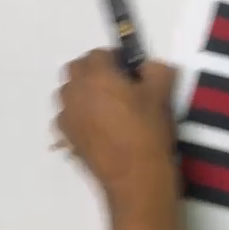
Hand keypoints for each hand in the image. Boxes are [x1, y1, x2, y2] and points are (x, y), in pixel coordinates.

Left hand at [55, 50, 179, 217]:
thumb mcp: (162, 94)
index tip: (132, 71)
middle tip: (119, 84)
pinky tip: (100, 127)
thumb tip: (149, 67)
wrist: (135, 176)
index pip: (98, 53)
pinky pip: (68, 116)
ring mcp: (66, 117)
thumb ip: (156, 70)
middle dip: (94, 71)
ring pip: (68, 92)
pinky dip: (79, 115)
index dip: (116, 58)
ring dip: (84, 92)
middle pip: (75, 69)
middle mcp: (74, 92)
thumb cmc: (148, 130)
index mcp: (96, 76)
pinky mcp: (66, 138)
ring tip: (108, 106)